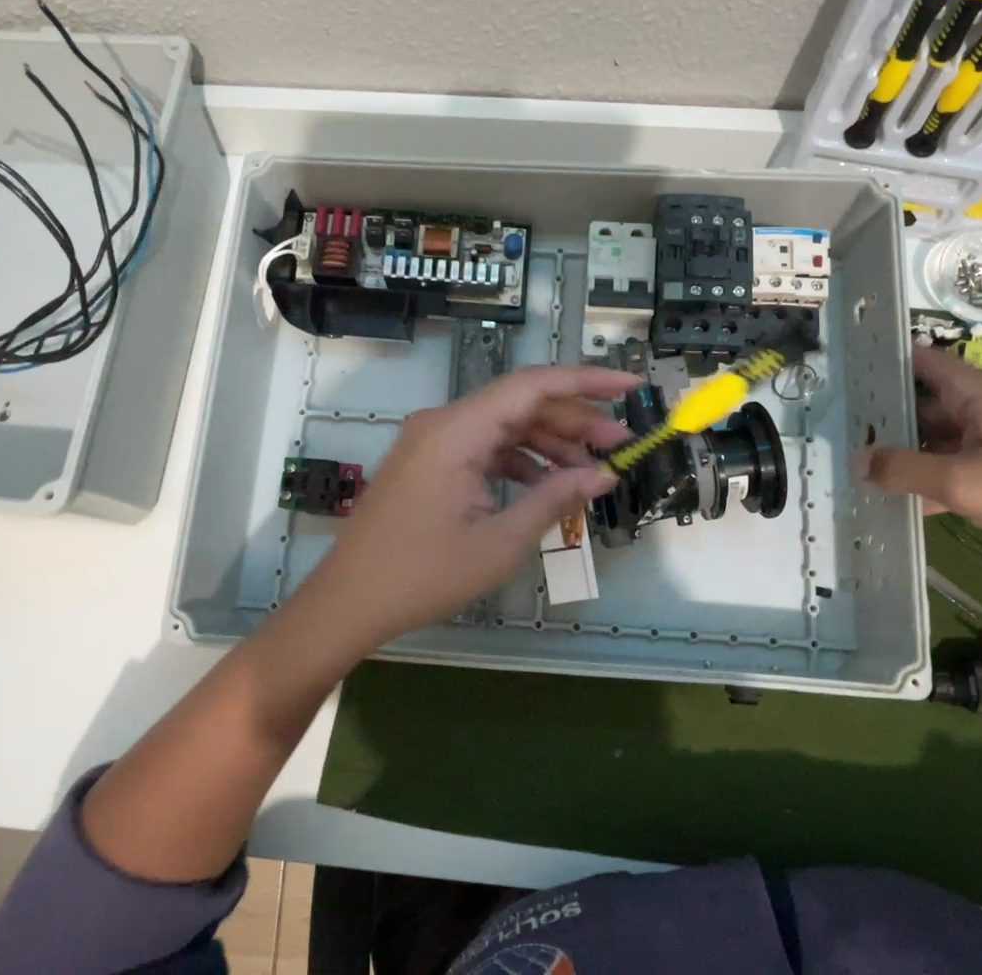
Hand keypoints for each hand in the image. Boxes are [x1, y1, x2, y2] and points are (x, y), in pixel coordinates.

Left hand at [292, 365, 639, 642]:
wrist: (349, 602)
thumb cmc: (423, 575)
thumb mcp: (500, 542)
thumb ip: (555, 499)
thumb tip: (603, 475)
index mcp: (456, 431)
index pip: (532, 385)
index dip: (587, 381)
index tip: (632, 386)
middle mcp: (442, 423)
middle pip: (520, 404)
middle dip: (575, 420)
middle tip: (621, 442)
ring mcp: (431, 442)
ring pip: (504, 426)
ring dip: (549, 442)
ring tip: (592, 468)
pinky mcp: (428, 463)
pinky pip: (483, 447)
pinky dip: (519, 460)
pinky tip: (547, 484)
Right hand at [857, 347, 981, 565]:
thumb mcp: (964, 482)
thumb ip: (905, 471)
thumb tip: (856, 461)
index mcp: (981, 393)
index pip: (925, 362)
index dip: (887, 363)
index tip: (847, 374)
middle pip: (930, 405)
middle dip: (889, 419)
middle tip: (840, 436)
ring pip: (947, 441)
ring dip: (911, 455)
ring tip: (863, 472)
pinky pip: (968, 468)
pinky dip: (939, 480)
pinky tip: (911, 504)